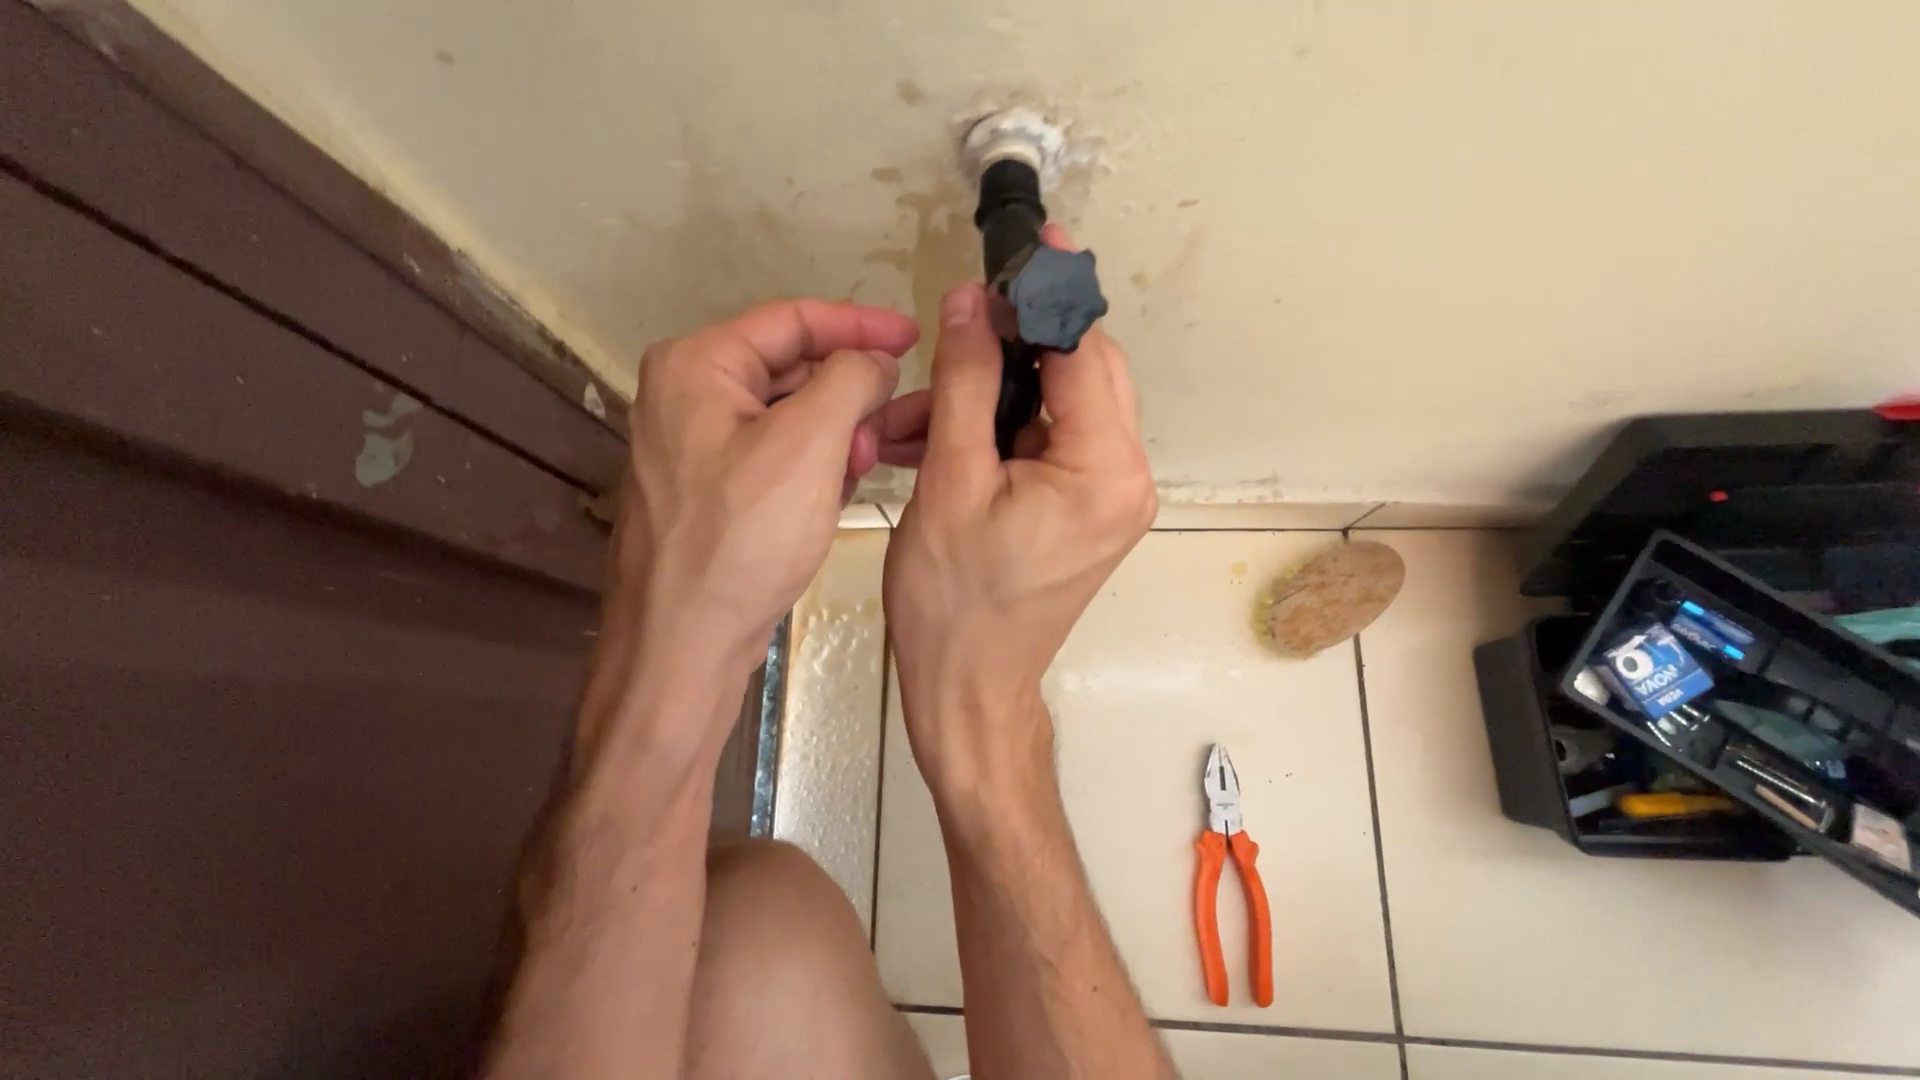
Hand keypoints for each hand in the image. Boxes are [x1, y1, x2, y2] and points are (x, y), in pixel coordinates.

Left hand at [586, 300, 926, 747]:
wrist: (684, 641)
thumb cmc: (744, 536)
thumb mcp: (809, 443)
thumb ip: (850, 379)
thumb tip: (873, 359)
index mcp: (697, 366)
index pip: (791, 320)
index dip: (859, 324)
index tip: (915, 336)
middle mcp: (687, 395)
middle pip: (790, 367)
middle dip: (849, 389)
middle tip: (898, 413)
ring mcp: (695, 446)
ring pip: (787, 415)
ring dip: (837, 430)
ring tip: (871, 459)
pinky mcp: (711, 490)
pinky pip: (776, 455)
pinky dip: (815, 461)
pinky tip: (842, 485)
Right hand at [884, 227, 1156, 821]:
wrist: (968, 690)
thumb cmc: (953, 606)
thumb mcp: (950, 483)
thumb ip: (964, 384)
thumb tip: (970, 304)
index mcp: (1104, 471)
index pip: (1087, 351)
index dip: (1052, 294)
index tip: (1032, 243)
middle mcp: (1125, 479)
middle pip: (1084, 372)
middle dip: (1015, 347)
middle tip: (956, 333)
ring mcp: (1109, 497)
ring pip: (1059, 406)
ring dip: (992, 396)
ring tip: (916, 415)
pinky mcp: (1086, 510)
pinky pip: (1049, 443)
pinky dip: (998, 431)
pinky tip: (936, 439)